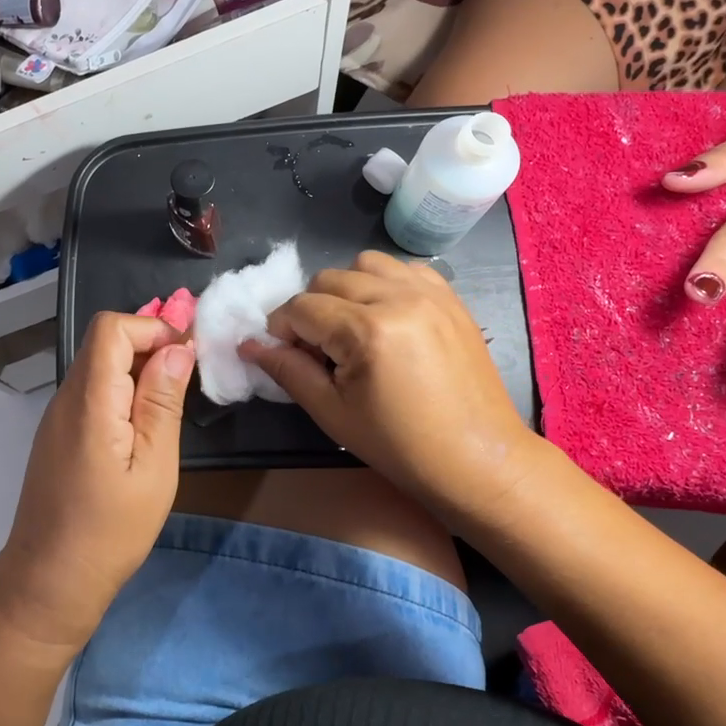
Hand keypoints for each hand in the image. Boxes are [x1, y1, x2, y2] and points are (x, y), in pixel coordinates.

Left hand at [0, 312, 193, 647]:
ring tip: (172, 397)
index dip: (151, 327)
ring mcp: (57, 417)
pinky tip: (143, 423)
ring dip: (136, 367)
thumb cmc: (110, 531)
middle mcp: (66, 398)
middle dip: (148, 342)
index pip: (111, 328)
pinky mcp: (58, 435)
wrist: (49, 581)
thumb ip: (162, 403)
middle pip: (103, 342)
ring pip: (97, 366)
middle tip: (190, 368)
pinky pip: (91, 393)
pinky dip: (120, 390)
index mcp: (90, 401)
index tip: (187, 354)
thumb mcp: (154, 468)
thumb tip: (178, 347)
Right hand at [238, 252, 538, 512]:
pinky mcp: (451, 299)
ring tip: (354, 329)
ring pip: (364, 264)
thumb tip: (247, 344)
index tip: (288, 358)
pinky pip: (404, 268)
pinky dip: (385, 283)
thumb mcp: (332, 413)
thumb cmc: (400, 446)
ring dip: (347, 290)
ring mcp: (430, 293)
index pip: (300, 308)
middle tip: (321, 352)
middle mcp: (398, 298)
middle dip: (312, 310)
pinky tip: (386, 318)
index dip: (282, 331)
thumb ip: (287, 369)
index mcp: (367, 330)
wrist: (478, 460)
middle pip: (328, 279)